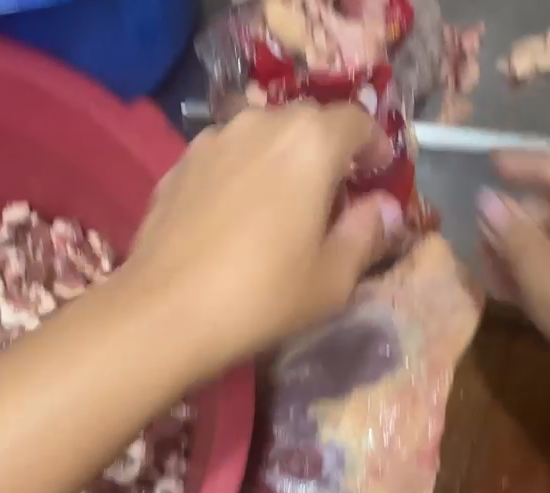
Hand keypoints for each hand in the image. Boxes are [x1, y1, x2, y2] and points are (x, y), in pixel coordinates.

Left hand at [123, 103, 403, 367]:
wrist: (165, 313)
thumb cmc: (262, 298)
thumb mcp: (332, 280)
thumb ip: (366, 235)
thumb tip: (384, 210)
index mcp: (310, 142)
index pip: (357, 122)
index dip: (374, 148)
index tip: (376, 178)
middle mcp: (260, 124)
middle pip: (306, 125)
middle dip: (325, 156)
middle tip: (330, 201)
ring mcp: (211, 142)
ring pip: (260, 140)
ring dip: (279, 165)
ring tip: (279, 211)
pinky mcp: (177, 167)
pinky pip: (224, 162)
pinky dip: (240, 179)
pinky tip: (234, 223)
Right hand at [477, 152, 549, 377]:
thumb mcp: (537, 269)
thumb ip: (509, 230)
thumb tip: (485, 199)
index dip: (518, 163)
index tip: (487, 161)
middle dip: (514, 214)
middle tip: (480, 226)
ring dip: (521, 241)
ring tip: (488, 257)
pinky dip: (539, 259)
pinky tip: (509, 277)